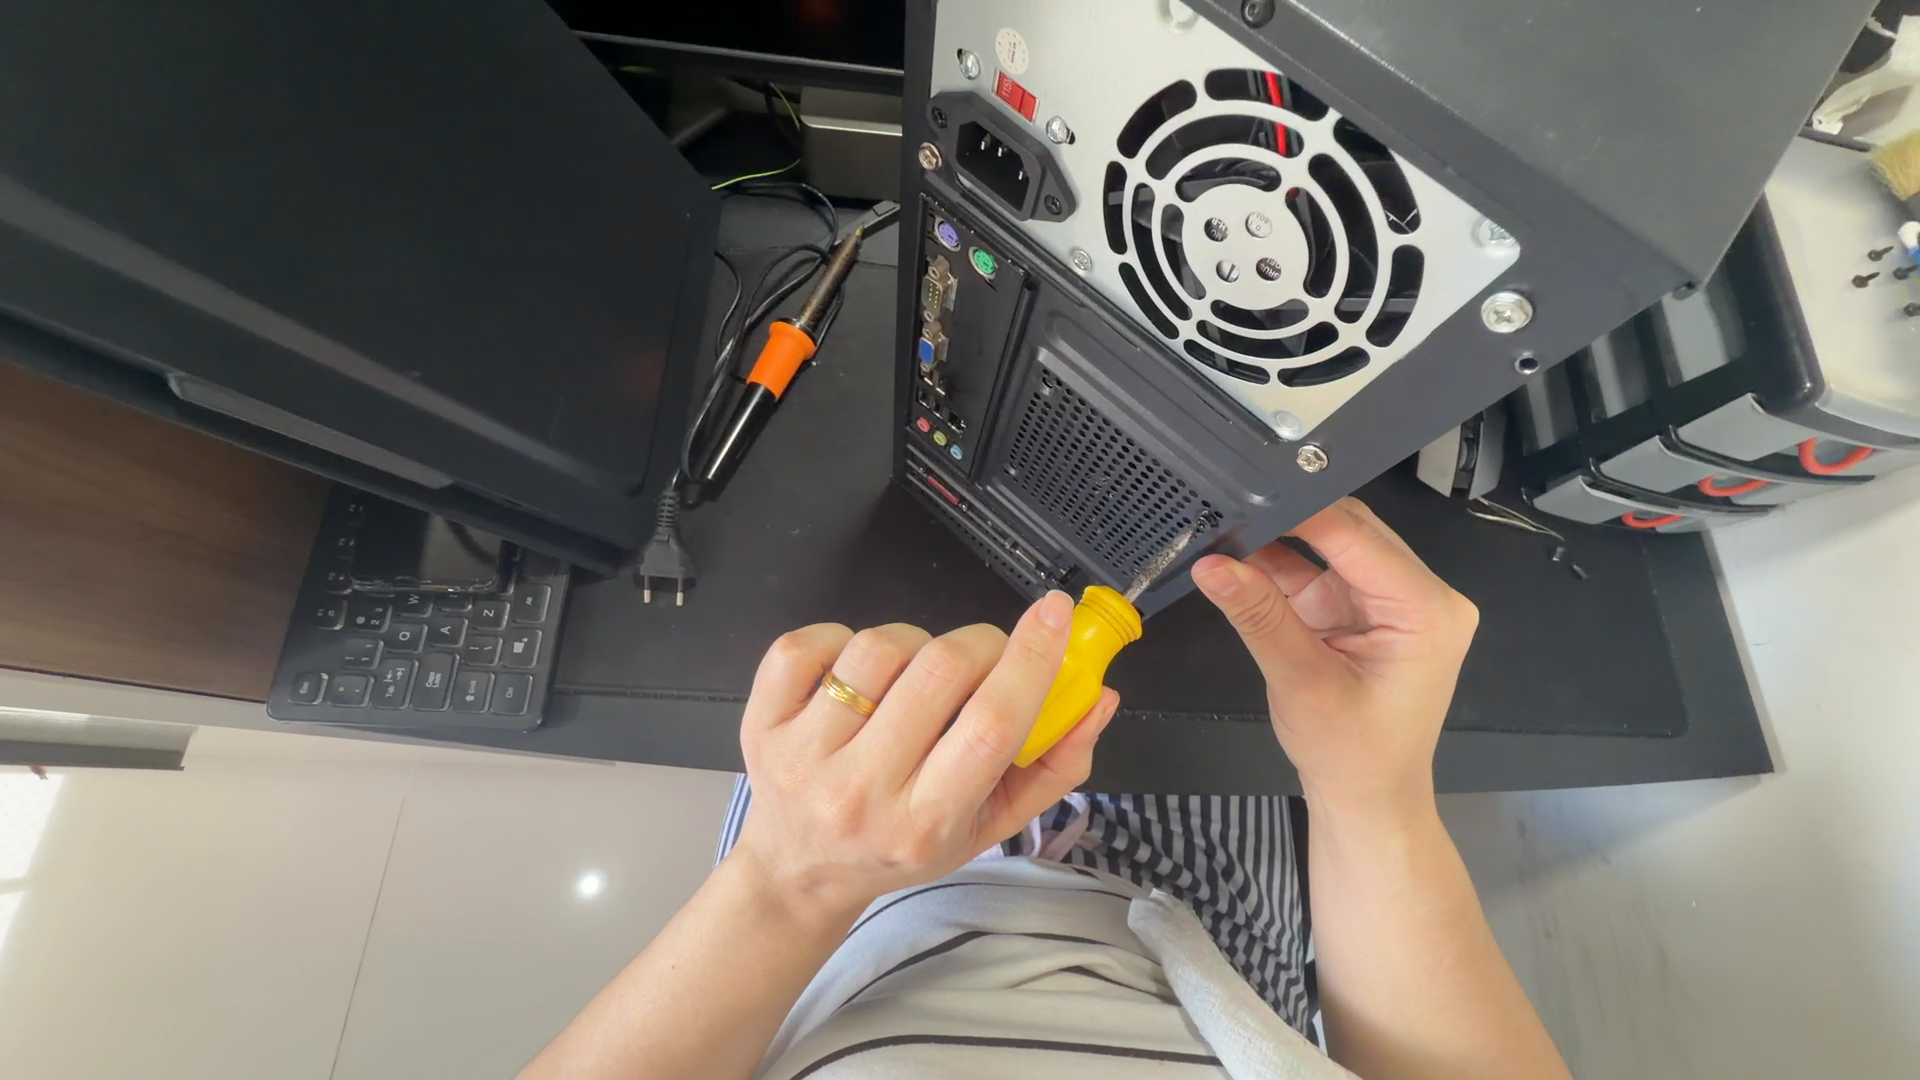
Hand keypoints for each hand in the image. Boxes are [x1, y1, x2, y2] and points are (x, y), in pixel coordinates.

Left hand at [730, 591, 1120, 922]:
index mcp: (925, 822)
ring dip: (915, 643)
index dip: (1031, 659)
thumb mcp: (989, 826)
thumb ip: (1053, 766)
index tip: (1055, 612)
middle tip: (986, 658)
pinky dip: (843, 638)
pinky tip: (857, 674)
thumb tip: (1099, 697)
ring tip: (914, 677)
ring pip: (879, 646)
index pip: (990, 725)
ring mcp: (803, 754)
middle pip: (941, 672)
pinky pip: (809, 642)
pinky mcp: (759, 721)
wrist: (802, 868)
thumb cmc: (904, 847)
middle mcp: (860, 791)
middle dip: (981, 644)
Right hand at [1191, 497, 1476, 813]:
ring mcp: (1382, 599)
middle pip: (1348, 530)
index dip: (1300, 512)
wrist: (1365, 797)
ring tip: (1224, 524)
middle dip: (1288, 517)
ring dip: (1277, 538)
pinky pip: (1311, 570)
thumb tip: (1209, 565)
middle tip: (1228, 501)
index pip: (1358, 537)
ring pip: (1326, 544)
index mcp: (1426, 609)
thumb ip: (1257, 617)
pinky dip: (1274, 565)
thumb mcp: (1301, 682)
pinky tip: (1236, 554)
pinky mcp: (1354, 609)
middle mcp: (1414, 593)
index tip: (1243, 492)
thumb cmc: (1351, 752)